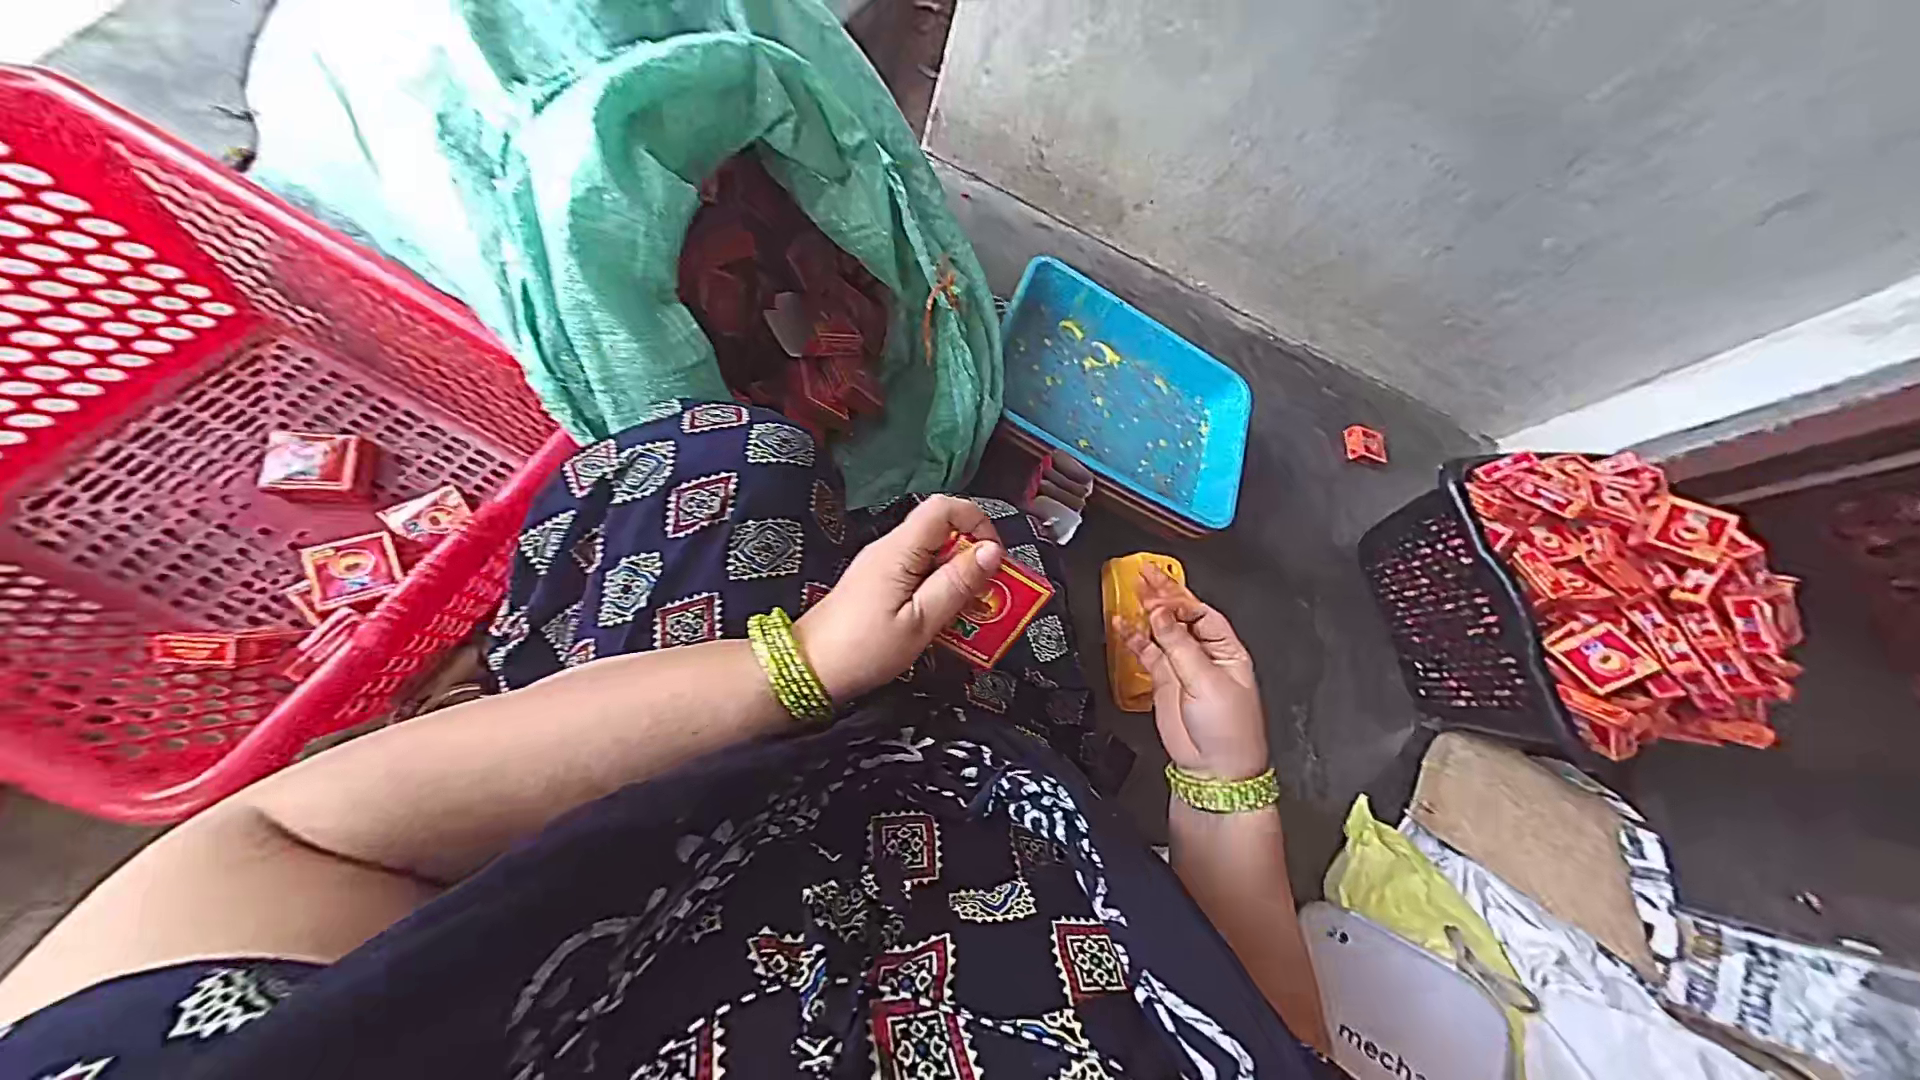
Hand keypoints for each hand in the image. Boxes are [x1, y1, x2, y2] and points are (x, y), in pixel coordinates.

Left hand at [796, 495, 1002, 701]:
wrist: (810, 668)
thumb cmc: (863, 649)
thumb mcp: (920, 622)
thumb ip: (957, 584)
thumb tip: (992, 551)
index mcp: (900, 549)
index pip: (945, 506)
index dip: (977, 523)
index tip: (993, 559)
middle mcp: (890, 547)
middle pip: (942, 530)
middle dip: (972, 557)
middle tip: (986, 593)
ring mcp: (883, 564)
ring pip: (933, 553)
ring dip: (957, 576)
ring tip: (968, 610)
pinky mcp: (879, 581)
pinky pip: (918, 571)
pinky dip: (938, 587)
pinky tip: (942, 616)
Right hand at [1115, 564, 1269, 780]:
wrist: (1214, 769)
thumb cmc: (1230, 730)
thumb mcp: (1207, 681)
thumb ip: (1180, 646)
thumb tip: (1161, 616)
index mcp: (1225, 649)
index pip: (1199, 612)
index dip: (1177, 601)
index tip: (1157, 595)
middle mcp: (1204, 653)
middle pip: (1179, 615)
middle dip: (1161, 594)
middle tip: (1142, 574)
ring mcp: (1182, 666)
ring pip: (1160, 631)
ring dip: (1145, 613)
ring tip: (1130, 592)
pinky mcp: (1164, 681)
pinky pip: (1146, 652)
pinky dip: (1132, 638)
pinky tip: (1121, 625)